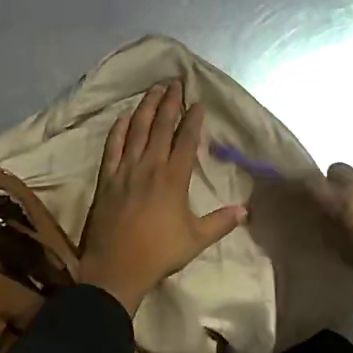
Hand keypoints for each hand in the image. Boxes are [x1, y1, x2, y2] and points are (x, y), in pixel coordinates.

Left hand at [78, 81, 246, 313]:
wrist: (116, 268)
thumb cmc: (158, 254)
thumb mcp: (195, 240)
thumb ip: (220, 222)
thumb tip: (245, 210)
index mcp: (174, 179)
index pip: (186, 140)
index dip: (193, 120)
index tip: (198, 103)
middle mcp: (150, 166)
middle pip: (162, 127)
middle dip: (170, 103)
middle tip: (175, 83)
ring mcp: (126, 169)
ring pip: (137, 130)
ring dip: (146, 107)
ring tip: (153, 89)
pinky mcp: (107, 177)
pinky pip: (113, 146)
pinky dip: (119, 129)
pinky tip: (124, 116)